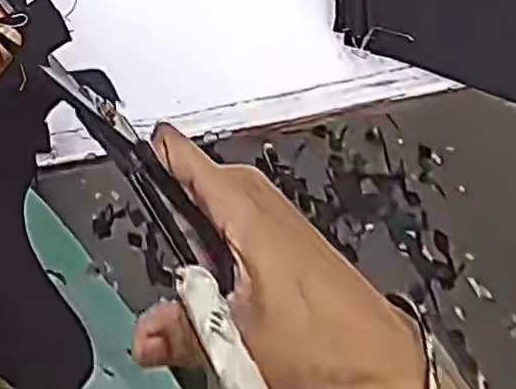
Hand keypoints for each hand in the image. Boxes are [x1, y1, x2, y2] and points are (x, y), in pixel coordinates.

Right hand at [131, 125, 424, 388]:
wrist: (390, 366)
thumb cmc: (332, 345)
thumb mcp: (239, 342)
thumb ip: (179, 329)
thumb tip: (141, 334)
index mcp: (237, 201)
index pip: (174, 149)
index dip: (144, 153)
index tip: (124, 161)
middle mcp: (253, 192)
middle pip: (185, 179)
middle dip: (171, 214)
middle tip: (182, 263)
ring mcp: (270, 205)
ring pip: (208, 198)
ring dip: (196, 232)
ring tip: (212, 281)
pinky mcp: (281, 222)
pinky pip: (230, 211)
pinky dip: (219, 238)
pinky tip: (235, 283)